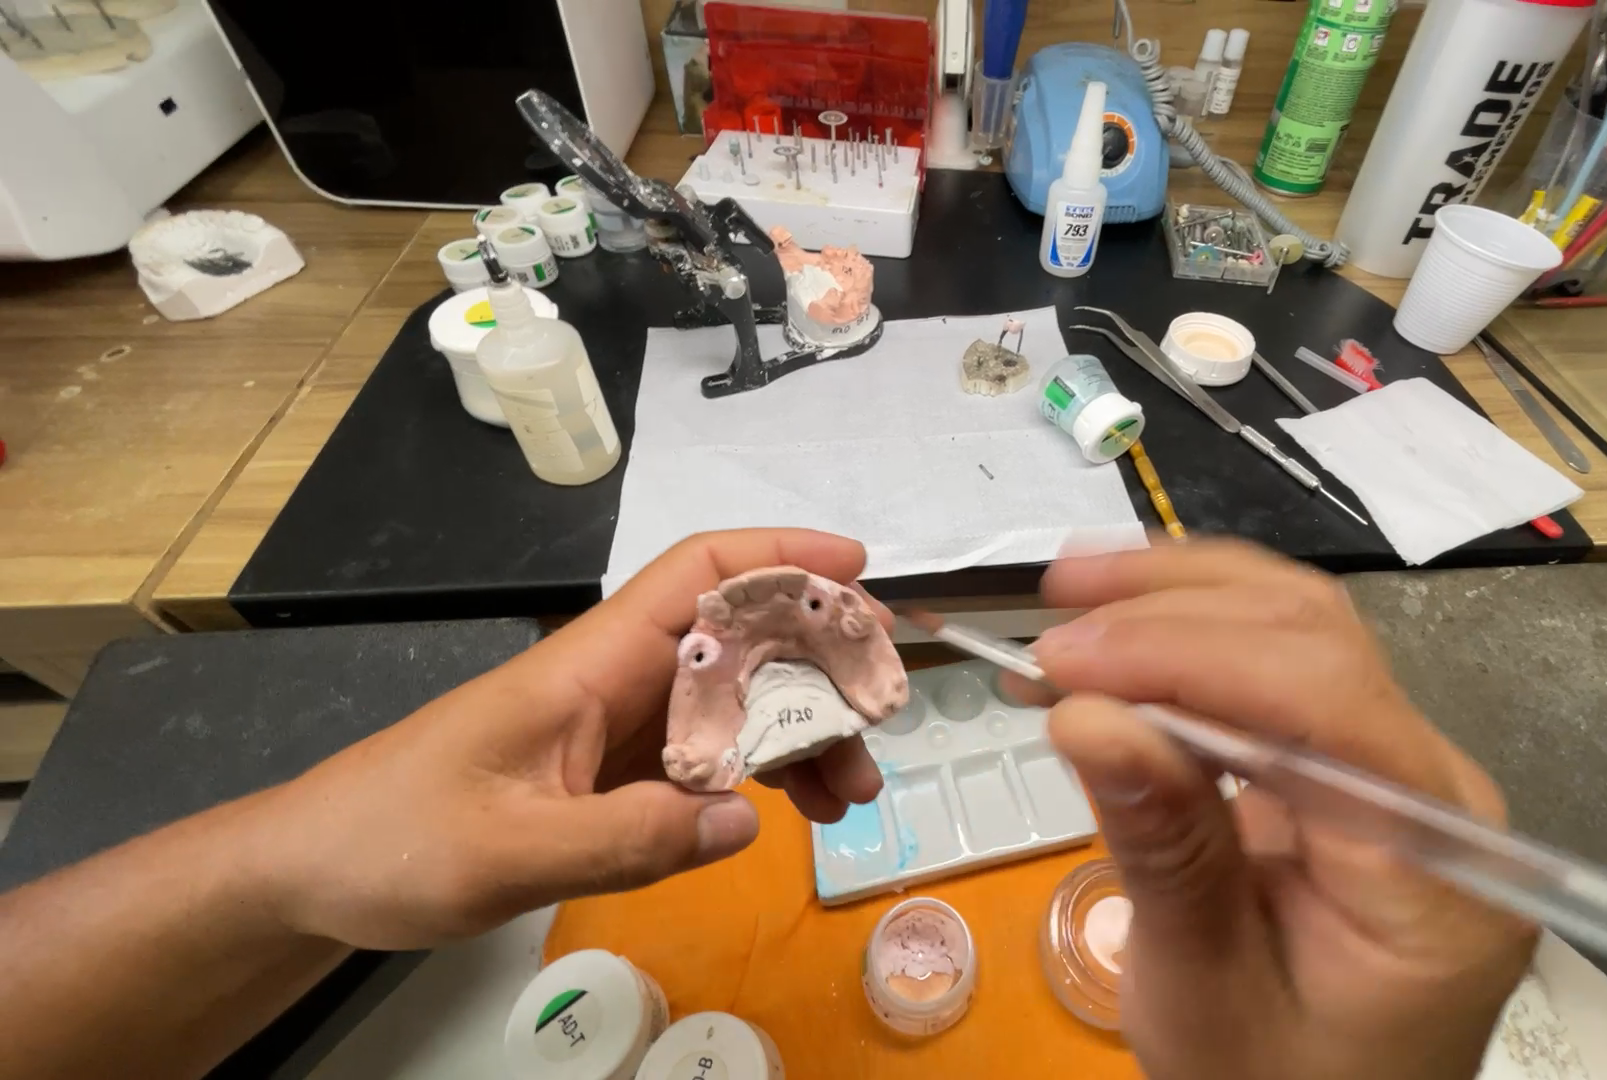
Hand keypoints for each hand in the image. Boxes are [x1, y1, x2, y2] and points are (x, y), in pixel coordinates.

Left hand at [250, 529, 885, 950]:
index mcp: (598, 658)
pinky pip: (725, 751)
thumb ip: (624, 838)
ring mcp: (639, 719)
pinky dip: (773, 772)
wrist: (319, 872)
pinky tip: (804, 809)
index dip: (780, 553)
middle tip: (883, 701)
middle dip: (824, 659)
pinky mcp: (636, 763)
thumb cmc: (395, 838)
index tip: (854, 566)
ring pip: (748, 699)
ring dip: (809, 731)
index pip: (701, 571)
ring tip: (854, 788)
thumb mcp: (503, 852)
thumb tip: (745, 821)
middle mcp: (632, 674)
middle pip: (749, 638)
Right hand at [1027, 540, 1534, 1079]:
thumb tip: (1086, 716)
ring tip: (1071, 592)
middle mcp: (1429, 783)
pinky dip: (1182, 621)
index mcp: (1431, 866)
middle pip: (1309, 637)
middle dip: (1166, 613)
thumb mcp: (1202, 995)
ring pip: (1290, 617)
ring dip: (1172, 591)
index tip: (1062, 662)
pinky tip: (1120, 616)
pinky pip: (1267, 651)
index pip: (1321, 702)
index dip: (1184, 656)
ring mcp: (1389, 755)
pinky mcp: (1337, 747)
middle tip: (1050, 634)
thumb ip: (1163, 853)